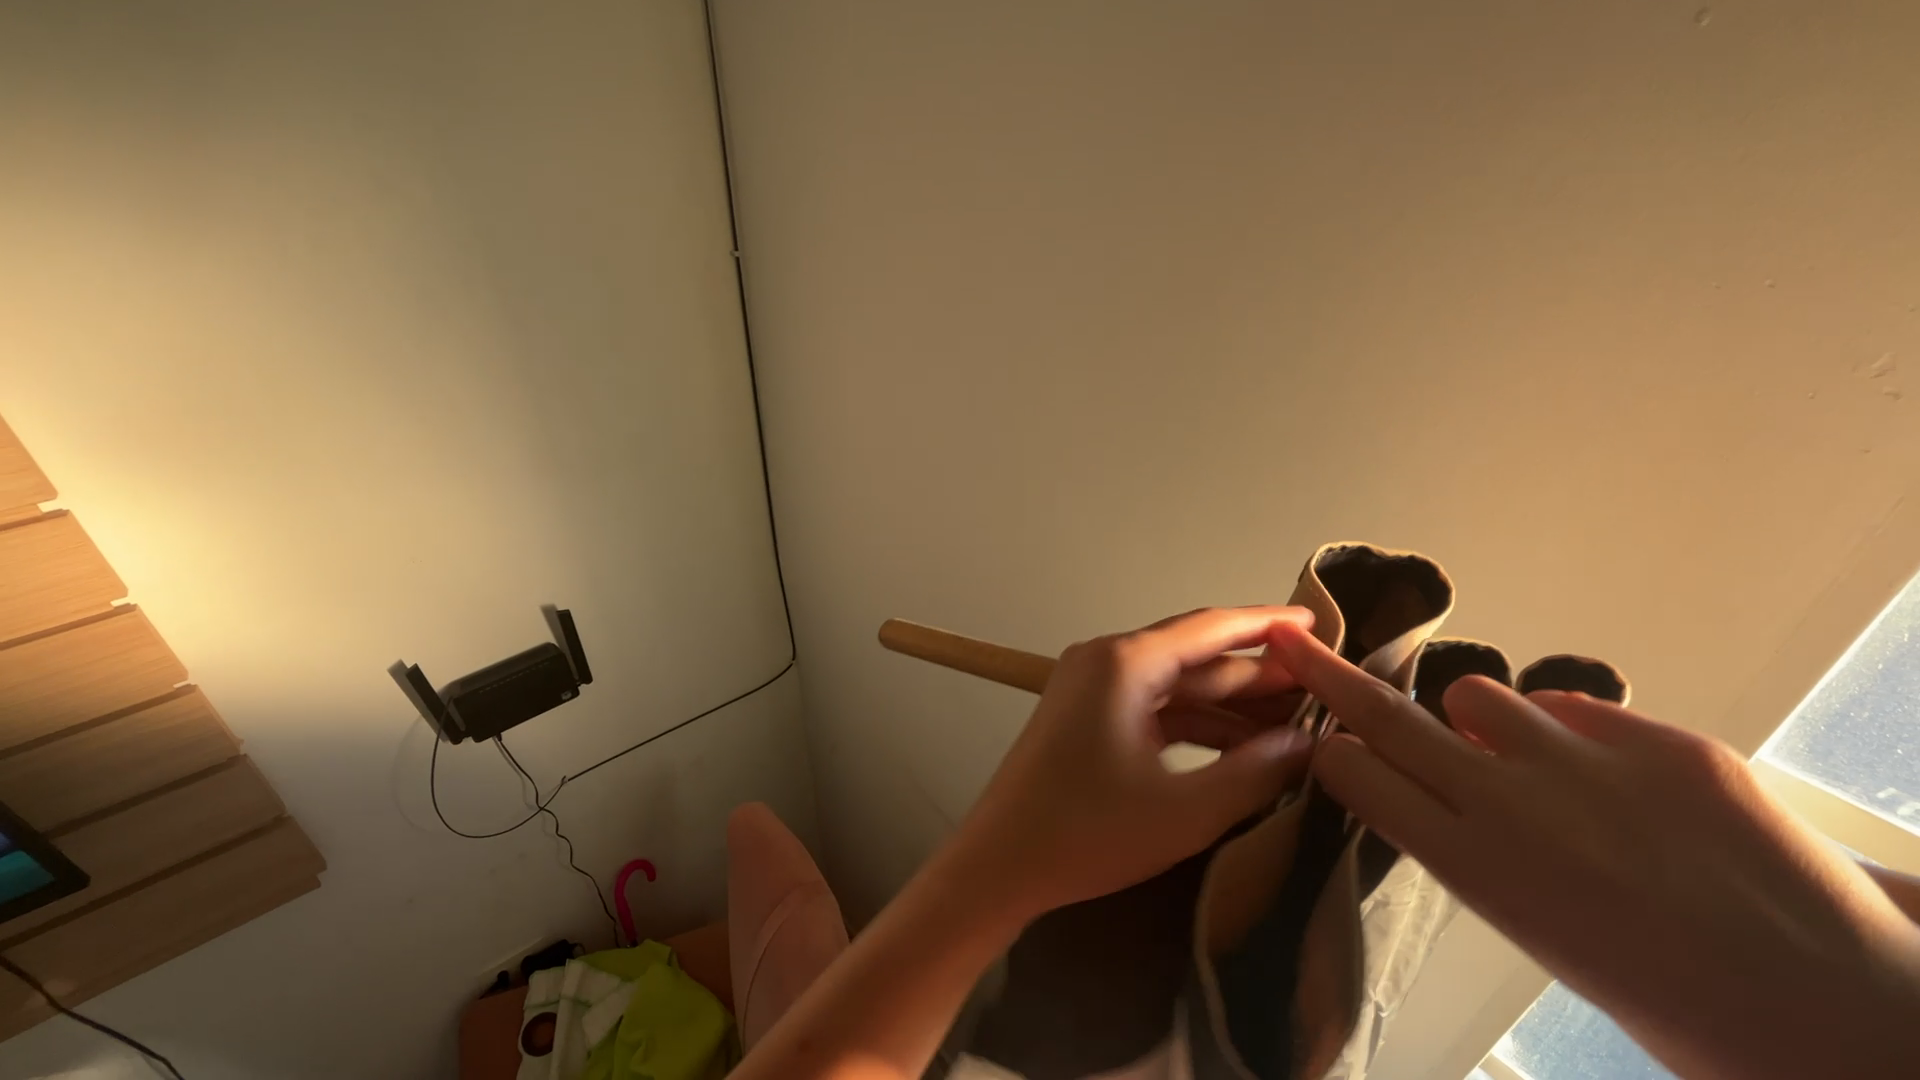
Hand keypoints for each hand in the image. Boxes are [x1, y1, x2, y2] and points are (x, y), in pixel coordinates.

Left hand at [949, 606, 1315, 922]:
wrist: (999, 864)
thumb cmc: (1088, 833)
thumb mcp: (1186, 811)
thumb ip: (1255, 773)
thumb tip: (1307, 743)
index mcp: (1124, 663)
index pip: (1211, 628)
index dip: (1267, 624)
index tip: (1318, 622)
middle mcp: (1106, 661)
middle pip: (1195, 656)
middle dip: (1257, 673)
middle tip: (1323, 686)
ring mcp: (1092, 688)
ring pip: (1176, 685)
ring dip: (1229, 705)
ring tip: (1295, 722)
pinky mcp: (1087, 716)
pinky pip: (1154, 708)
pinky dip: (1196, 725)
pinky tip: (1241, 746)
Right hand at [1269, 622, 1919, 1079]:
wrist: (1848, 1020)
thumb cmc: (1670, 1000)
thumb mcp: (1534, 930)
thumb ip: (1474, 846)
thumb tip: (1451, 778)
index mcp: (1474, 865)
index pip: (1356, 774)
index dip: (1335, 755)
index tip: (1326, 745)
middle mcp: (1511, 801)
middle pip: (1388, 715)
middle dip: (1329, 675)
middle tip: (1294, 639)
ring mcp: (1587, 760)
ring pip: (1476, 695)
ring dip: (1474, 719)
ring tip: (1520, 761)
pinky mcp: (1661, 739)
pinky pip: (1572, 707)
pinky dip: (1567, 731)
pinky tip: (1612, 780)